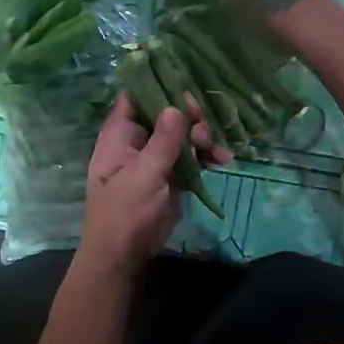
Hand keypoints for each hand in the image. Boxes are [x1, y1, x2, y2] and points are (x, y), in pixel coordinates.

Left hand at [80, 93, 225, 274]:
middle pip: (165, 114)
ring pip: (182, 135)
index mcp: (120, 136)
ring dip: (202, 137)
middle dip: (189, 117)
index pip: (135, 99)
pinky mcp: (171, 176)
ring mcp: (156, 159)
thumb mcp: (144, 174)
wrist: (124, 256)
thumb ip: (162, 141)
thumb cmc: (124, 213)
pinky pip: (192, 157)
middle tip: (204, 128)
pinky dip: (207, 157)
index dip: (157, 87)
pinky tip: (224, 160)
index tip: (184, 86)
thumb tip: (175, 108)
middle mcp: (137, 142)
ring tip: (216, 151)